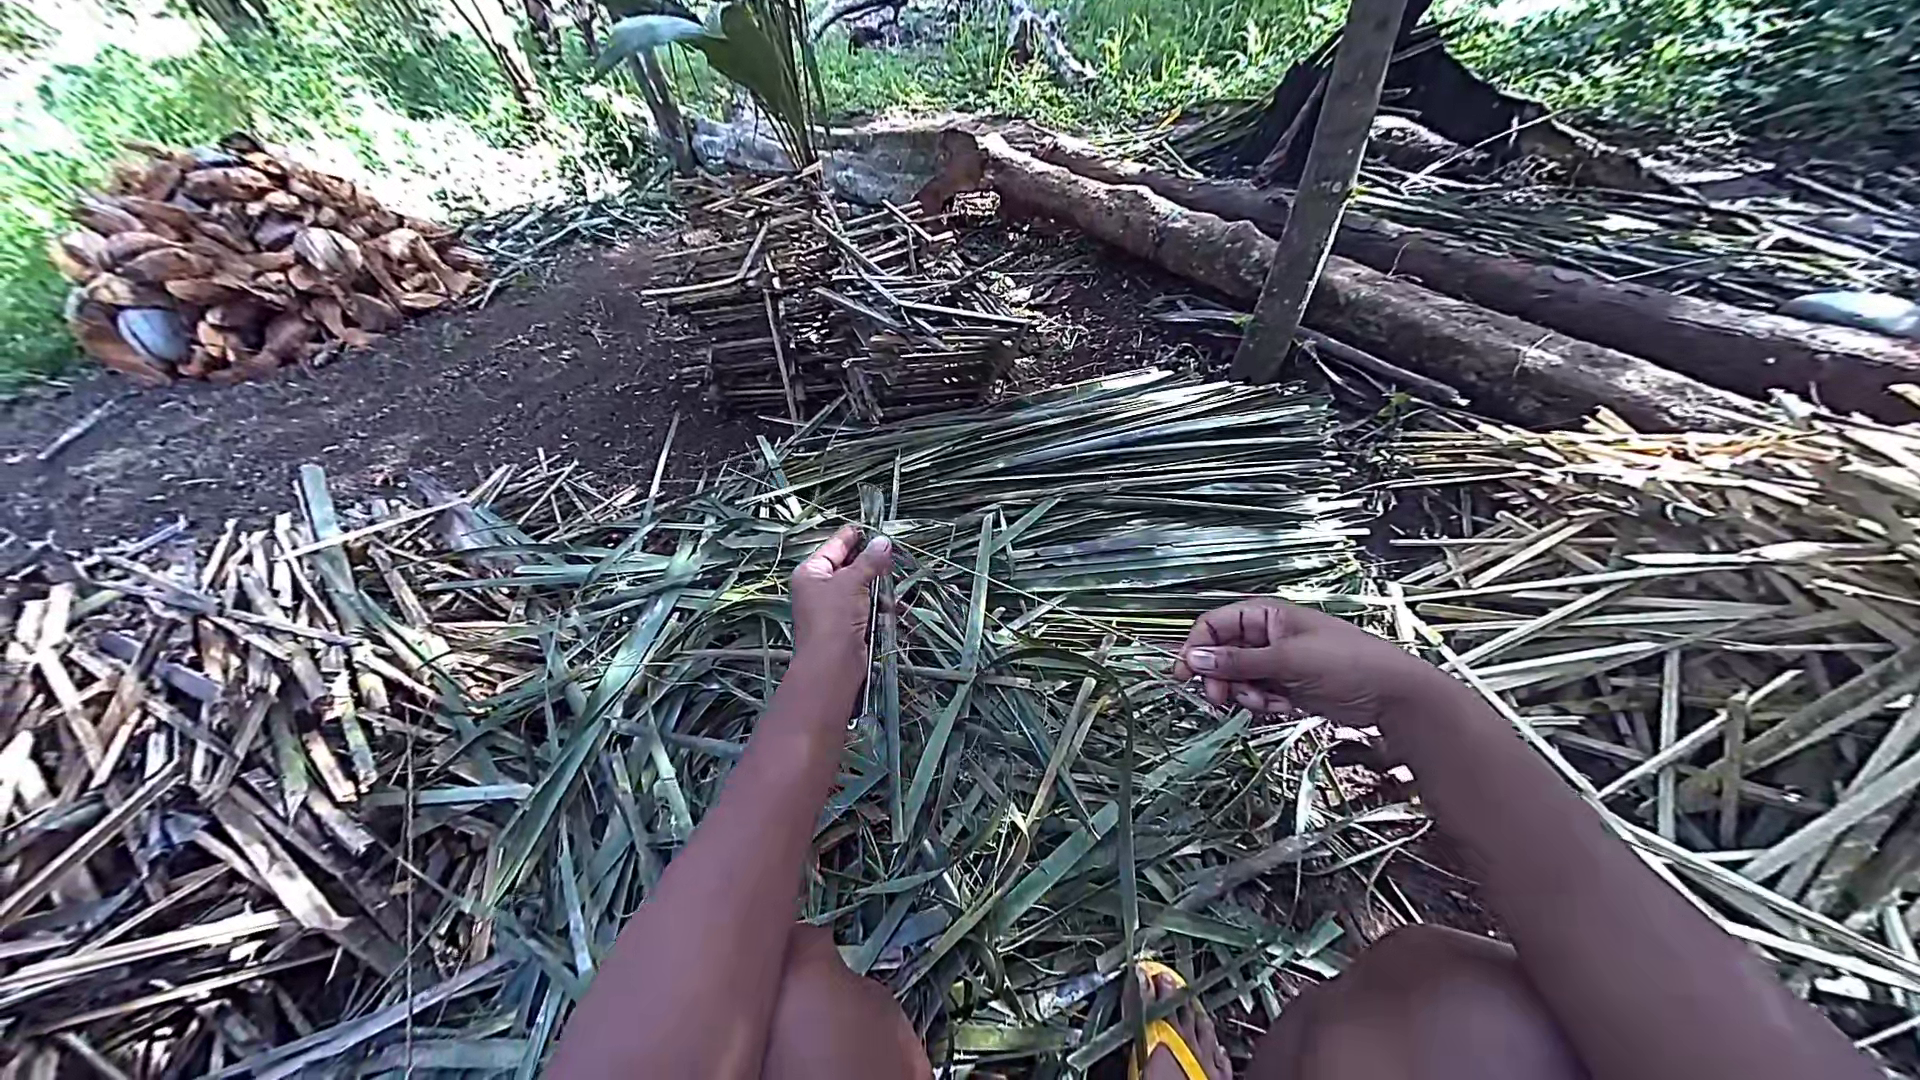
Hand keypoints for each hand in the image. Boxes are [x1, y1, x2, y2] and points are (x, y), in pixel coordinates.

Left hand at [791, 525, 892, 671]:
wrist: (832, 665)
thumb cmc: (835, 616)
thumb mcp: (852, 582)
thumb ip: (870, 560)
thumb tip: (884, 541)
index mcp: (811, 572)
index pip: (834, 546)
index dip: (853, 536)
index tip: (872, 526)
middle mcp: (819, 588)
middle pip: (848, 566)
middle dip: (870, 561)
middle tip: (891, 551)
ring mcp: (833, 607)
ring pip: (859, 587)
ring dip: (877, 584)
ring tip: (894, 575)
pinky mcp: (847, 624)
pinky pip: (865, 606)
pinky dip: (878, 604)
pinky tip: (892, 603)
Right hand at [1172, 599, 1454, 725]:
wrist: (1396, 696)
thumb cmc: (1346, 663)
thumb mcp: (1287, 660)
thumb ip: (1237, 662)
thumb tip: (1192, 660)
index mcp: (1265, 615)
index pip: (1214, 625)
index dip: (1197, 647)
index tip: (1184, 674)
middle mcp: (1266, 636)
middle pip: (1221, 654)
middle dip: (1221, 678)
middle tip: (1220, 699)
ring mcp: (1276, 662)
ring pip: (1237, 678)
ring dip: (1244, 695)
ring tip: (1268, 704)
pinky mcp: (1286, 686)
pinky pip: (1257, 694)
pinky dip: (1264, 704)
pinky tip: (1285, 708)